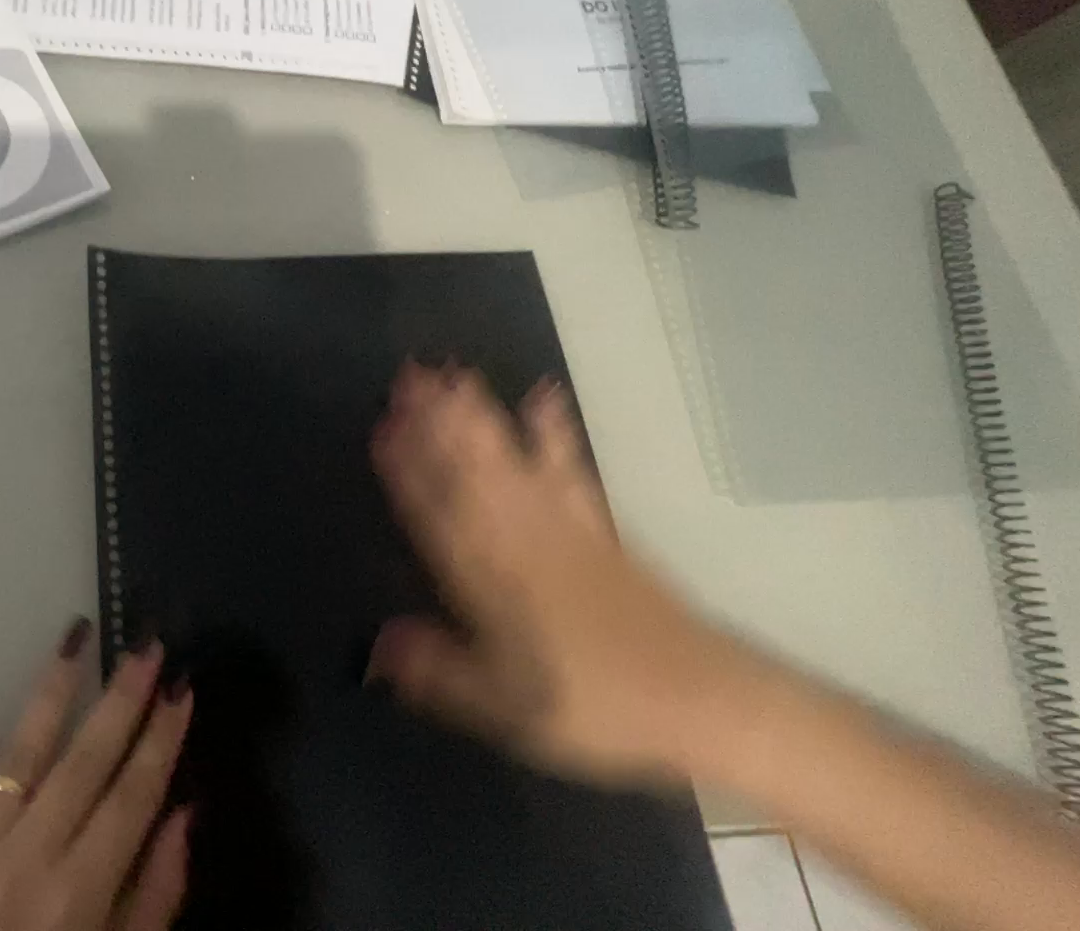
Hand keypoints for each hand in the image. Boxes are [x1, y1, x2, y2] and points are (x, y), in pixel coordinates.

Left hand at [0, 623, 194, 930]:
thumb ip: (154, 895)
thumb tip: (185, 814)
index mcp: (79, 892)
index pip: (133, 796)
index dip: (162, 739)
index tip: (181, 689)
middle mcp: (28, 857)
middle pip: (86, 761)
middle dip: (122, 699)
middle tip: (146, 644)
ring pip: (22, 751)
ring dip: (53, 689)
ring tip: (75, 634)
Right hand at [367, 362, 765, 786]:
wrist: (705, 702)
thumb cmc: (593, 705)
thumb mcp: (503, 707)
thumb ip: (437, 672)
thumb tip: (375, 643)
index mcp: (489, 578)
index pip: (437, 512)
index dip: (407, 469)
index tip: (382, 426)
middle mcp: (520, 538)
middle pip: (471, 470)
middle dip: (437, 420)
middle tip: (410, 374)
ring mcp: (564, 525)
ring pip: (511, 458)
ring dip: (480, 414)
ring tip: (455, 372)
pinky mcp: (599, 526)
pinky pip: (569, 467)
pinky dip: (554, 430)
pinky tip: (543, 396)